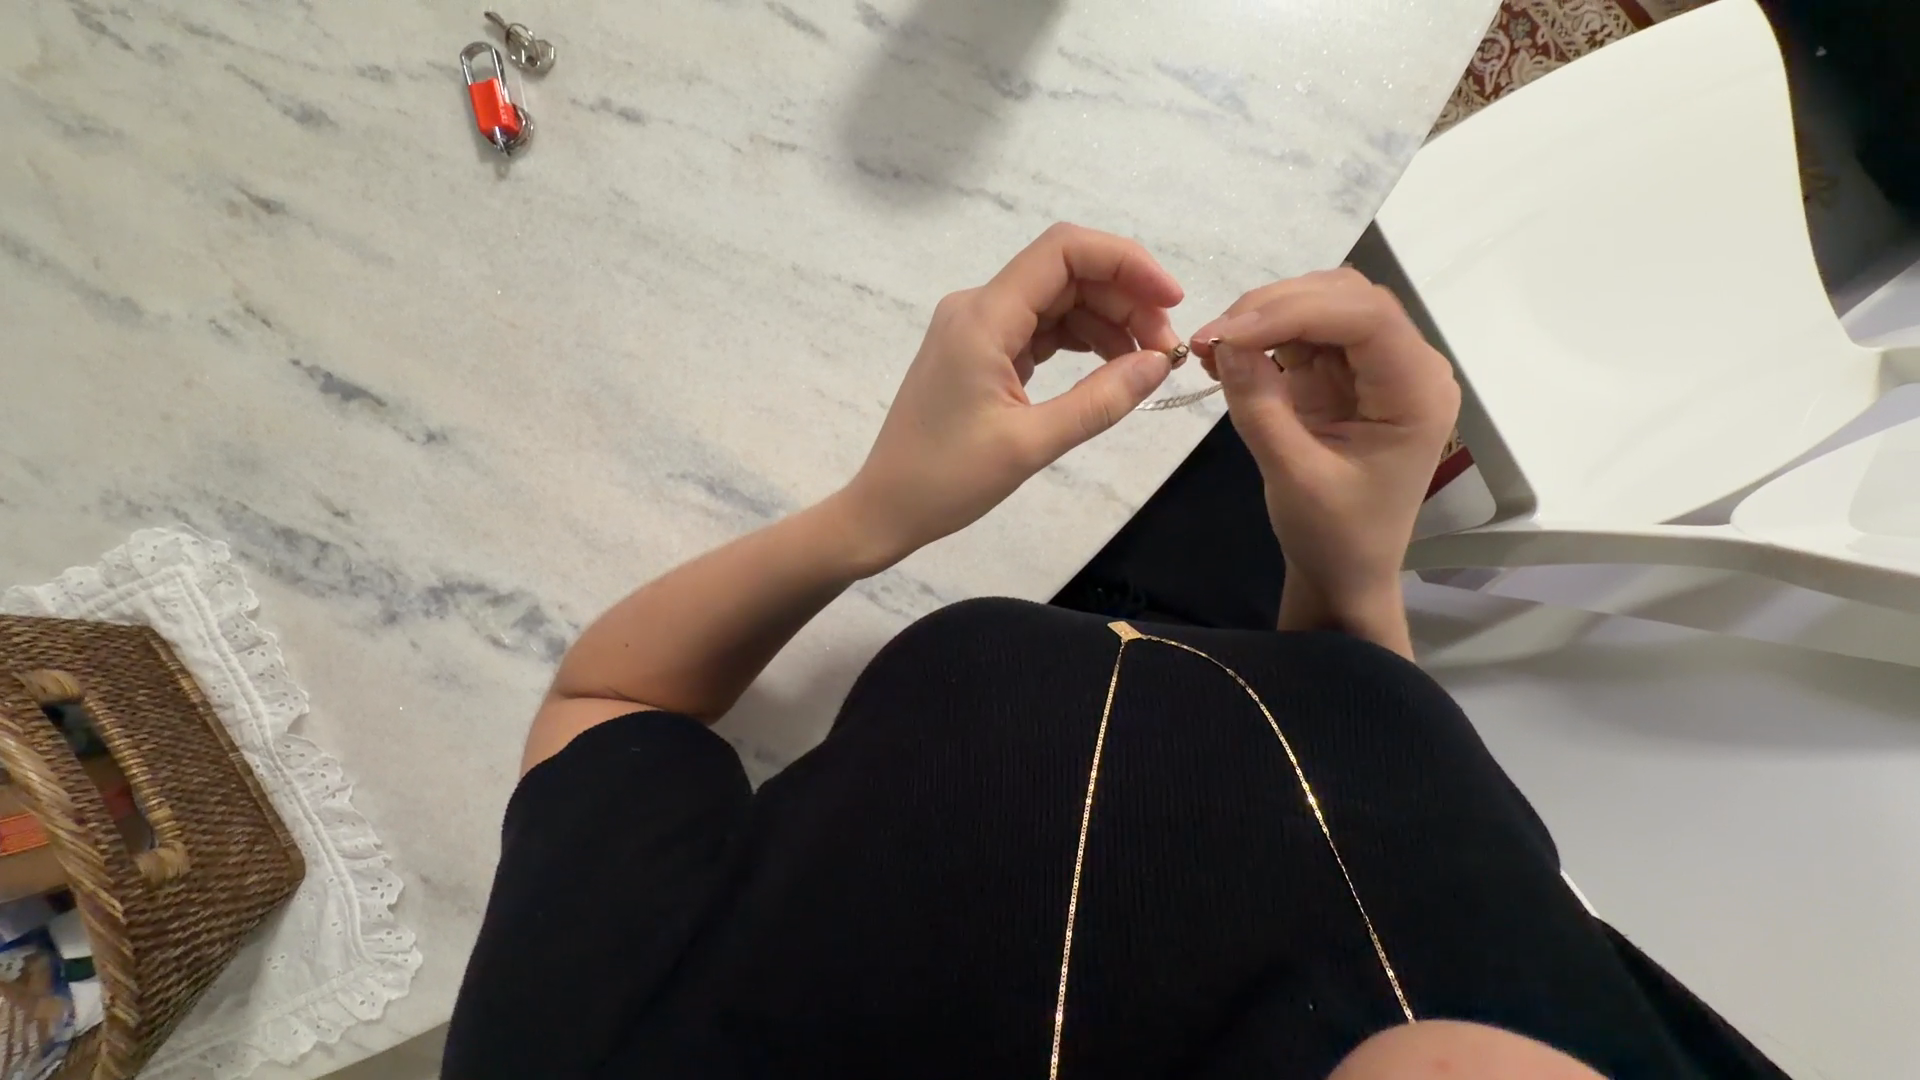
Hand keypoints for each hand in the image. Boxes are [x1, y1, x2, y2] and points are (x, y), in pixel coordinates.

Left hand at [841, 223, 1183, 564]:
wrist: (886, 507)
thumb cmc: (947, 480)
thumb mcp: (1031, 444)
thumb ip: (1100, 401)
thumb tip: (1159, 364)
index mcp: (982, 317)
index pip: (1063, 251)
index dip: (1126, 262)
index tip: (1171, 300)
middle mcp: (977, 308)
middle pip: (1065, 275)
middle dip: (1124, 300)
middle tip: (1163, 352)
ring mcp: (976, 330)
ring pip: (1056, 302)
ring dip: (1106, 323)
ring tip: (1146, 365)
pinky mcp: (979, 353)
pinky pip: (1039, 331)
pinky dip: (1078, 343)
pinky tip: (1109, 369)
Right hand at [1192, 269, 1459, 643]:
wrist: (1343, 572)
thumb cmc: (1333, 535)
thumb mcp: (1293, 476)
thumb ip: (1260, 407)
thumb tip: (1221, 344)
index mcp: (1415, 391)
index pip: (1364, 317)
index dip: (1292, 311)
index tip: (1225, 335)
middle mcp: (1404, 367)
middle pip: (1345, 299)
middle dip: (1274, 307)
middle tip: (1209, 339)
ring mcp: (1372, 370)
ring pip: (1322, 307)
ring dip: (1264, 317)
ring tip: (1211, 346)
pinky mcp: (1340, 379)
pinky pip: (1302, 337)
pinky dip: (1262, 338)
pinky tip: (1225, 355)